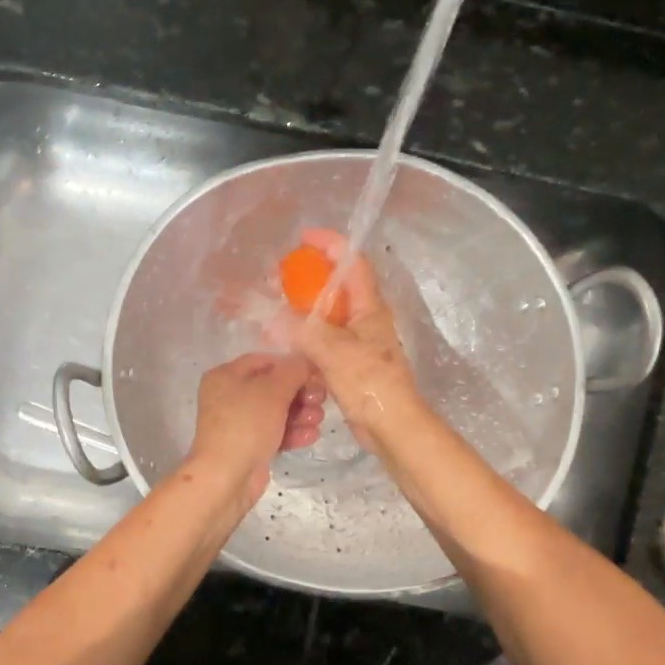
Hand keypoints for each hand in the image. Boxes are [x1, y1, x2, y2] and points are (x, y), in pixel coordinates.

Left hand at [186, 352, 324, 499]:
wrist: (227, 478)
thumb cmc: (246, 425)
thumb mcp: (273, 390)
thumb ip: (293, 370)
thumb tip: (305, 361)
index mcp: (225, 376)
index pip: (264, 361)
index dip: (291, 365)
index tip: (316, 374)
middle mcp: (229, 397)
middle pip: (273, 387)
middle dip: (300, 393)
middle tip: (320, 399)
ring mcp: (239, 424)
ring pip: (277, 412)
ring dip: (300, 414)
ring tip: (317, 420)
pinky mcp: (249, 447)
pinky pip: (275, 433)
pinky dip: (292, 432)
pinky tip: (311, 436)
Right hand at [286, 229, 420, 440]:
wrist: (392, 427)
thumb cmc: (371, 384)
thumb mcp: (334, 351)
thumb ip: (303, 330)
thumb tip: (273, 318)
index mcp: (369, 308)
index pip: (352, 263)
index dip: (330, 245)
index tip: (303, 238)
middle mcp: (366, 321)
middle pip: (337, 289)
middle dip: (310, 279)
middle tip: (279, 279)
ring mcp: (358, 345)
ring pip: (328, 319)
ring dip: (304, 312)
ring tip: (275, 312)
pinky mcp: (351, 368)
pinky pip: (324, 345)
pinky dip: (306, 341)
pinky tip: (286, 347)